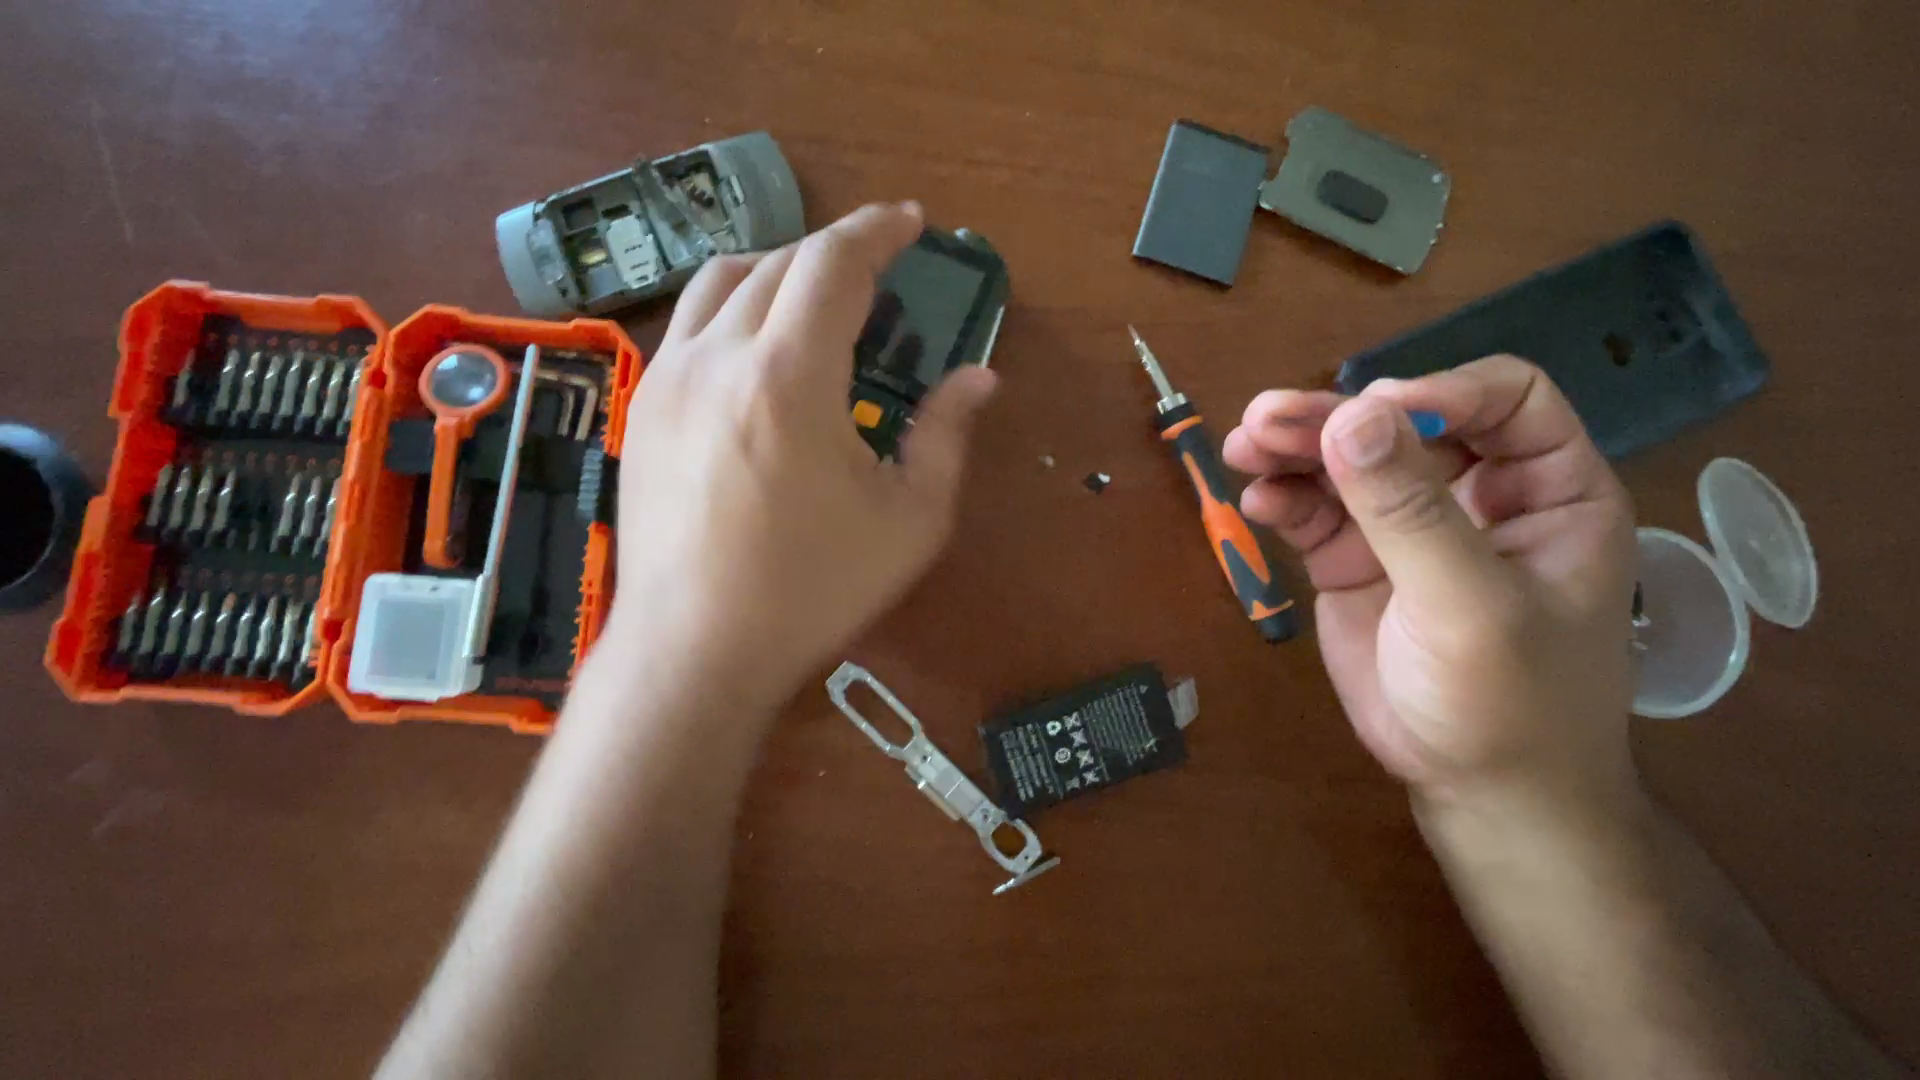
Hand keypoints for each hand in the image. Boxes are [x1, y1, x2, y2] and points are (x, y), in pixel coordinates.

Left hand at [601, 202, 996, 704]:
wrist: (696, 648)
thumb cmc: (812, 588)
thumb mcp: (908, 521)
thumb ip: (946, 437)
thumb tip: (977, 379)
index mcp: (790, 375)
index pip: (833, 264)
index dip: (878, 231)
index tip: (911, 222)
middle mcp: (718, 356)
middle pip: (778, 263)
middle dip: (834, 253)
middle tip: (875, 275)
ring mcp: (668, 379)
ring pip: (719, 281)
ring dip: (775, 269)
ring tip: (812, 296)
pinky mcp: (643, 408)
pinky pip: (687, 324)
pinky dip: (731, 308)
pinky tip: (754, 350)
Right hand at [1222, 357, 1636, 804]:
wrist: (1477, 789)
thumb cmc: (1509, 702)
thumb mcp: (1467, 605)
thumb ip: (1409, 510)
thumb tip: (1348, 416)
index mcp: (1546, 490)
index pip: (1505, 401)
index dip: (1439, 391)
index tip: (1368, 412)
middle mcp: (1475, 495)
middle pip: (1401, 425)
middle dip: (1334, 418)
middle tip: (1263, 419)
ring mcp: (1407, 529)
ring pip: (1346, 463)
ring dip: (1293, 450)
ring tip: (1241, 447)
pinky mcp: (1353, 561)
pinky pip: (1313, 512)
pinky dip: (1282, 500)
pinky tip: (1257, 502)